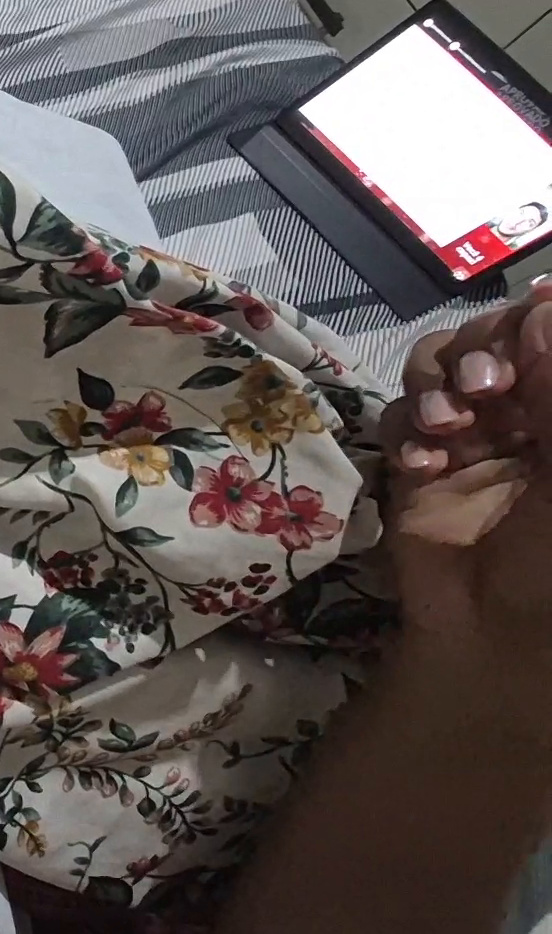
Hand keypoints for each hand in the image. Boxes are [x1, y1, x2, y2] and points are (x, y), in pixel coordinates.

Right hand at [382, 283, 551, 644]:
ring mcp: (477, 435)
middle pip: (492, 340)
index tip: (534, 320)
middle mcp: (538, 411)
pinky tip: (423, 464)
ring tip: (446, 427)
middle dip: (479, 354)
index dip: (536, 321)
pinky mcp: (418, 460)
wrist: (505, 630)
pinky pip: (397, 420)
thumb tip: (547, 302)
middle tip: (482, 387)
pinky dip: (404, 434)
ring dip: (435, 390)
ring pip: (437, 370)